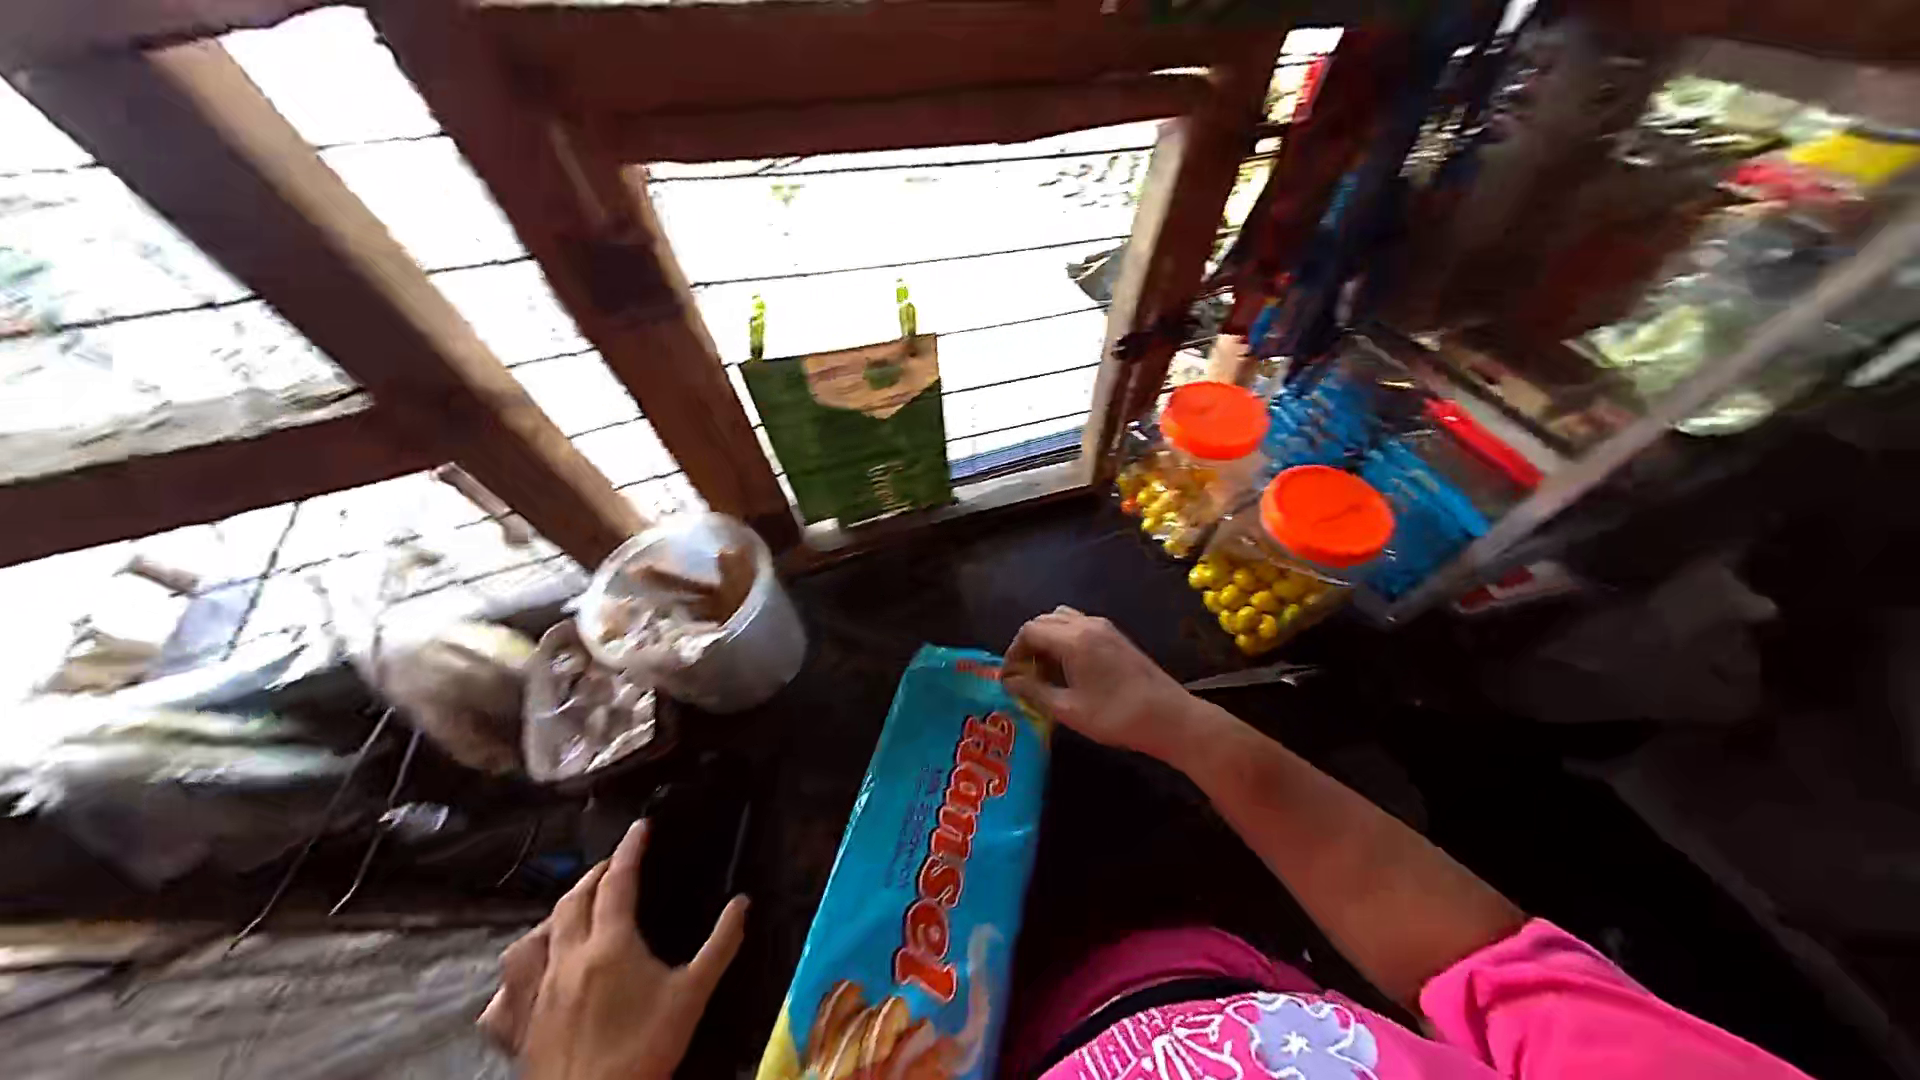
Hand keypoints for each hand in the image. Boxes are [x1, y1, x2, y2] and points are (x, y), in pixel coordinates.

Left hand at [477, 819, 748, 1079]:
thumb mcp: (693, 994)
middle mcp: (568, 958)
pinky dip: (519, 970)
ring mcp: (537, 992)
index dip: (630, 848)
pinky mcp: (519, 1026)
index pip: (619, 880)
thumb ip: (721, 944)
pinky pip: (506, 989)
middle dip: (596, 873)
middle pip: (574, 899)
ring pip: (535, 936)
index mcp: (610, 944)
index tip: (641, 826)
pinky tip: (529, 972)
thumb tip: (743, 902)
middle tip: (617, 863)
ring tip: (575, 907)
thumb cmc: (646, 1049)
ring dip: (556, 912)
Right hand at [1001, 607, 1210, 762]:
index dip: (1012, 652)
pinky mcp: (1116, 637)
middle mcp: (1087, 625)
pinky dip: (1063, 639)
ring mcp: (1104, 628)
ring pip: (1062, 620)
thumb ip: (1034, 692)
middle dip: (1027, 644)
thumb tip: (1009, 682)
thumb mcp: (1068, 710)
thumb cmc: (1116, 717)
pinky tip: (1066, 667)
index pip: (1029, 631)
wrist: (1170, 718)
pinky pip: (1079, 625)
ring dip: (1046, 639)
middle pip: (1044, 621)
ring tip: (1042, 670)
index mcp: (1073, 639)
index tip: (1008, 677)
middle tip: (1022, 675)